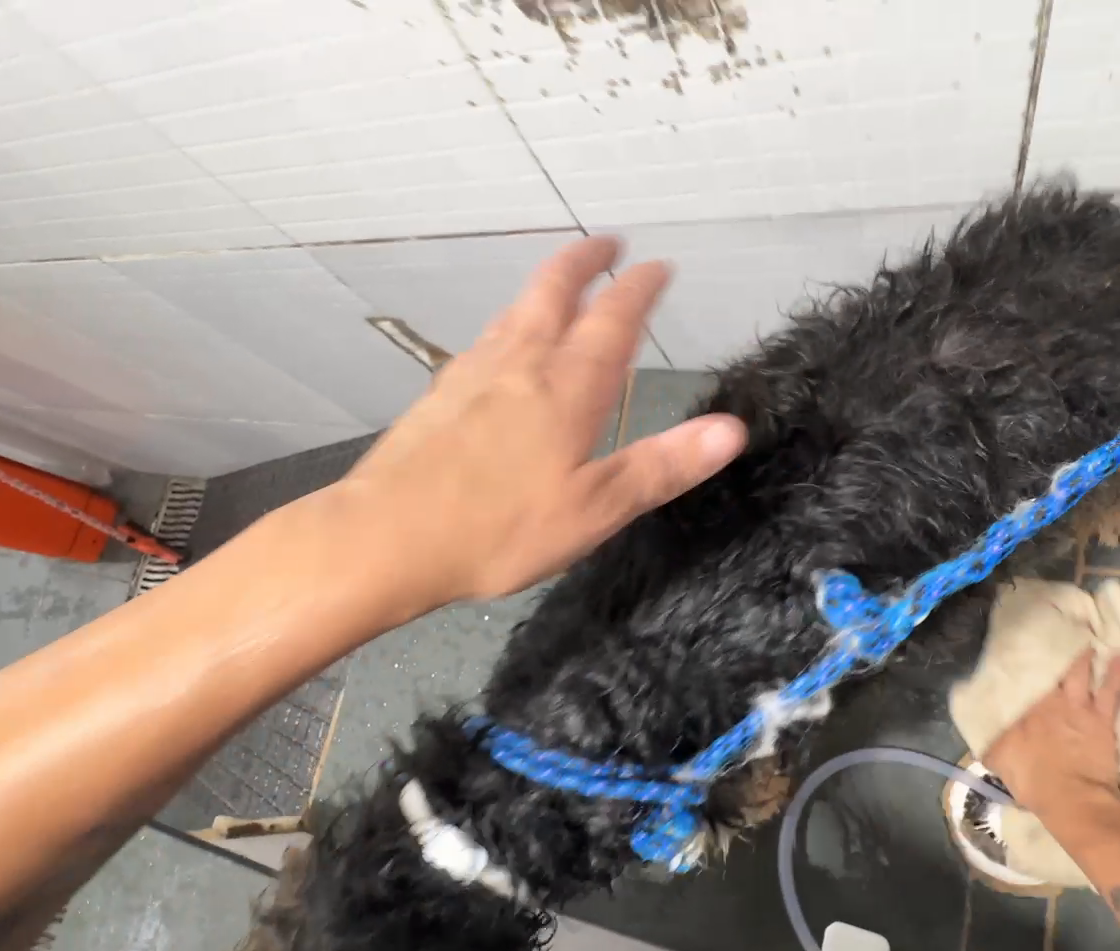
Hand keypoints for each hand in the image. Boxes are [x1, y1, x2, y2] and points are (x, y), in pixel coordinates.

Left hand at [306, 236, 746, 609]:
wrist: (386, 537)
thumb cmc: (499, 530)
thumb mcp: (594, 510)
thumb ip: (660, 467)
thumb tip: (733, 430)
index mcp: (567, 388)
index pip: (614, 320)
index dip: (640, 289)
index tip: (658, 265)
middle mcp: (521, 364)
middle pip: (554, 291)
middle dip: (585, 262)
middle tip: (606, 243)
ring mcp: (473, 374)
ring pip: (516, 311)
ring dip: (544, 287)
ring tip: (561, 284)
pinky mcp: (439, 395)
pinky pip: (486, 339)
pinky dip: (510, 323)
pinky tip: (502, 345)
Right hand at [983, 650, 1119, 818]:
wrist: (1073, 799)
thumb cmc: (1032, 780)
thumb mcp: (997, 759)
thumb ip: (988, 739)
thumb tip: (977, 723)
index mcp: (1022, 710)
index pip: (1019, 682)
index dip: (1019, 665)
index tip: (1017, 646)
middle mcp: (1048, 702)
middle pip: (1050, 671)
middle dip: (1052, 650)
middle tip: (1055, 630)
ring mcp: (1078, 708)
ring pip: (1080, 673)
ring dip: (1083, 654)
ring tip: (1086, 636)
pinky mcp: (1102, 719)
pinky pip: (1111, 691)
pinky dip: (1117, 672)